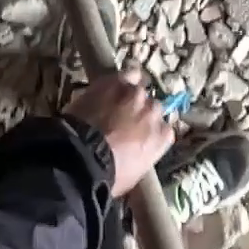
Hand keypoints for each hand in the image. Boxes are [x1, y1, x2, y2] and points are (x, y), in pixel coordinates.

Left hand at [64, 71, 173, 197]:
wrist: (83, 156)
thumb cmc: (108, 175)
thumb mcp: (132, 174)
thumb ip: (142, 156)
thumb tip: (135, 153)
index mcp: (161, 139)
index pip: (165, 129)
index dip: (151, 131)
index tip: (139, 134)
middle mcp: (154, 113)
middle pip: (153, 107)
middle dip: (141, 113)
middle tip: (124, 120)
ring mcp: (136, 95)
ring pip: (141, 89)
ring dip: (132, 95)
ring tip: (119, 100)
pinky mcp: (118, 82)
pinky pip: (130, 73)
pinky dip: (128, 76)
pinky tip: (120, 80)